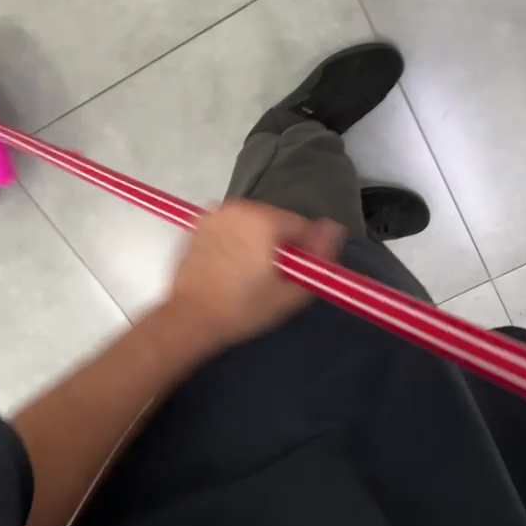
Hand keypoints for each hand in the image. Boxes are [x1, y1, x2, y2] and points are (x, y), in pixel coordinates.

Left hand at [163, 199, 344, 349]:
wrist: (189, 319)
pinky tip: (231, 267)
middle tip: (275, 277)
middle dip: (282, 243)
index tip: (300, 274)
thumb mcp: (290, 291)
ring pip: (253, 223)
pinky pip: (230, 228)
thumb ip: (319, 257)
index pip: (303, 227)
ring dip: (259, 241)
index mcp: (264, 219)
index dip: (308, 251)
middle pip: (277, 221)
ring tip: (251, 274)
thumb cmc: (243, 308)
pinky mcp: (197, 225)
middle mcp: (239, 207)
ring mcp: (214, 214)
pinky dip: (236, 240)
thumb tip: (336, 228)